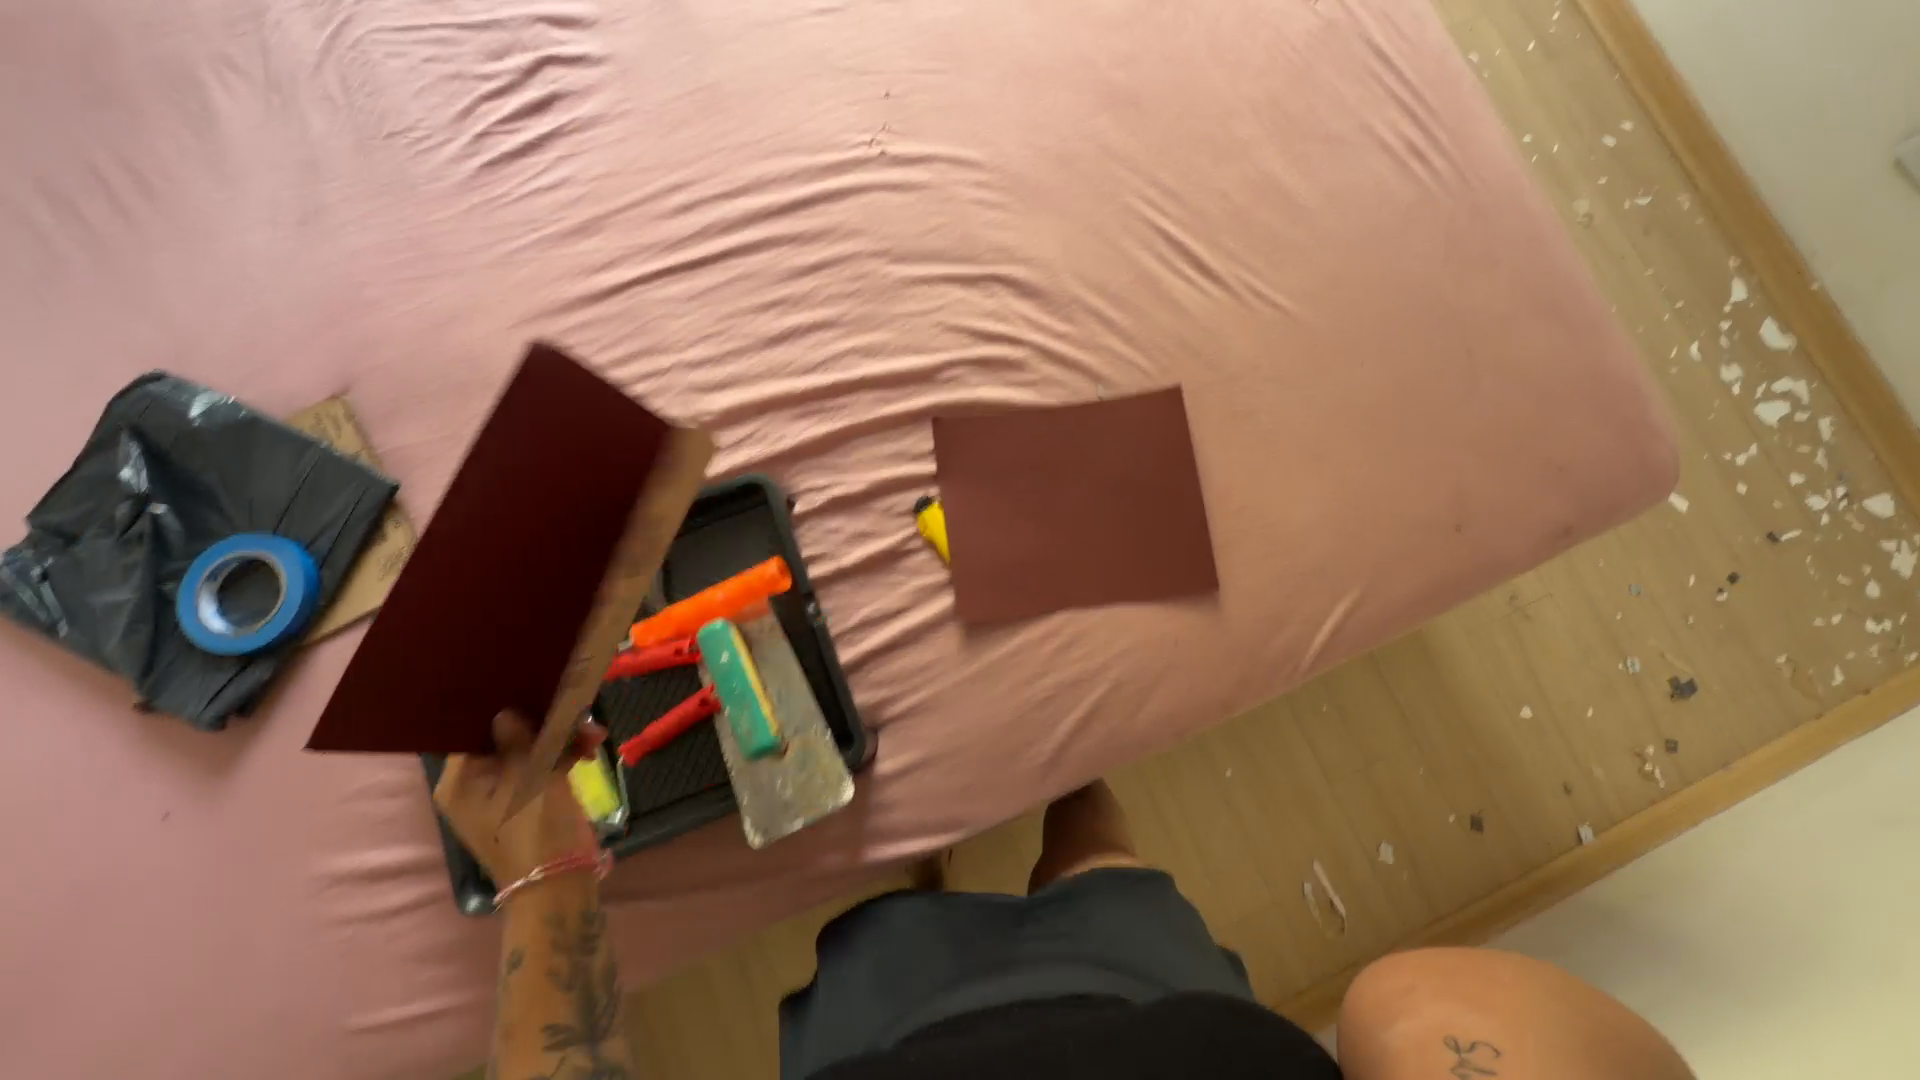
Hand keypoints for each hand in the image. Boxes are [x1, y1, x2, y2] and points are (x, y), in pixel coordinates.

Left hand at [433, 711, 606, 891]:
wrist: (560, 884)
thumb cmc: (535, 830)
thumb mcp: (528, 779)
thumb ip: (518, 741)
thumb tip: (505, 712)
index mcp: (460, 782)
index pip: (474, 730)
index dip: (506, 709)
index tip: (534, 689)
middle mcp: (476, 784)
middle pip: (507, 738)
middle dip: (544, 723)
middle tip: (576, 711)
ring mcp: (506, 792)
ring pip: (532, 748)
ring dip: (563, 737)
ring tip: (594, 734)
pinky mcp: (533, 799)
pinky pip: (546, 765)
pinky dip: (566, 755)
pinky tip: (592, 748)